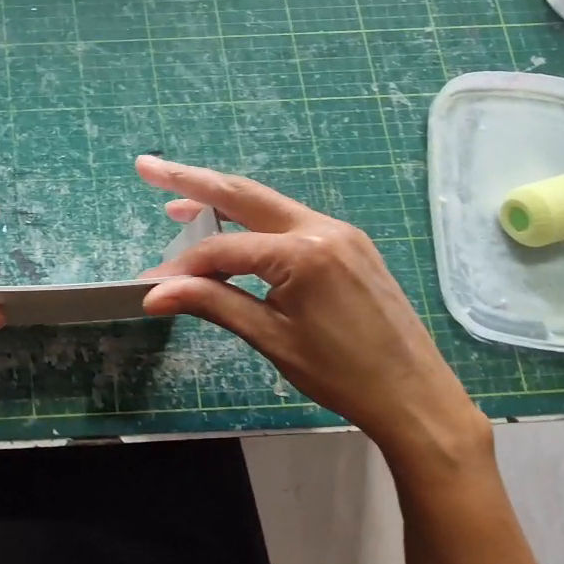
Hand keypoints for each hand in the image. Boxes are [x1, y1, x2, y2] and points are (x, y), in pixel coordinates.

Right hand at [135, 156, 486, 459]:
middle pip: (244, 195)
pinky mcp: (349, 246)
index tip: (151, 284)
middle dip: (191, 180)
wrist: (416, 396)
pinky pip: (289, 223)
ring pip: (267, 206)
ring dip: (221, 201)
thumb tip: (154, 293)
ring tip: (176, 202)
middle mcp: (322, 228)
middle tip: (147, 167)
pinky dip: (252, 222)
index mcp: (302, 253)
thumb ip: (213, 303)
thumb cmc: (342, 374)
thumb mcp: (271, 338)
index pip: (223, 248)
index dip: (182, 265)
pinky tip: (230, 231)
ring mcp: (340, 234)